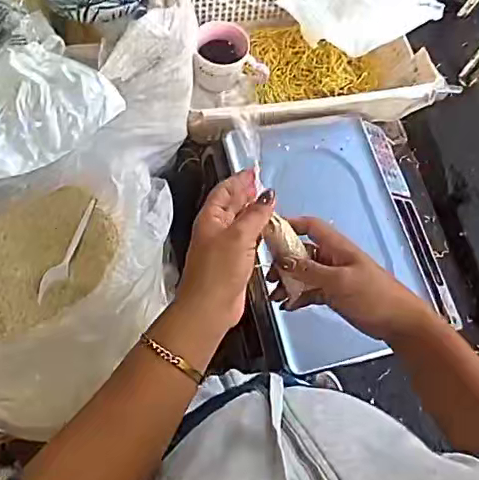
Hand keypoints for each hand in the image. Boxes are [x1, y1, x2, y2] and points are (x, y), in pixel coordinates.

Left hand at [175, 168, 275, 331]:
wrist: (210, 308)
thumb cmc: (218, 271)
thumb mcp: (239, 236)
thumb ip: (255, 214)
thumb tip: (268, 195)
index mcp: (210, 218)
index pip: (224, 191)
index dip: (238, 180)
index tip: (253, 171)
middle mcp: (215, 229)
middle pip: (231, 204)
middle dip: (246, 193)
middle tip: (262, 183)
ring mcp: (224, 246)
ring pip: (239, 221)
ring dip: (253, 211)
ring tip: (268, 202)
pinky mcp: (234, 261)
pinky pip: (247, 238)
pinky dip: (257, 230)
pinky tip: (268, 229)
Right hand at [271, 217, 443, 343]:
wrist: (400, 322)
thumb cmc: (377, 296)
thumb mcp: (339, 282)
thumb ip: (310, 271)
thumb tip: (284, 260)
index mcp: (337, 247)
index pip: (310, 226)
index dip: (289, 225)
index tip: (269, 232)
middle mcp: (333, 258)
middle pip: (301, 251)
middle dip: (283, 261)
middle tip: (269, 274)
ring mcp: (333, 276)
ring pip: (303, 273)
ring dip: (288, 281)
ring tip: (276, 294)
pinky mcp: (334, 293)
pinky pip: (310, 290)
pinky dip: (298, 296)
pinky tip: (289, 305)